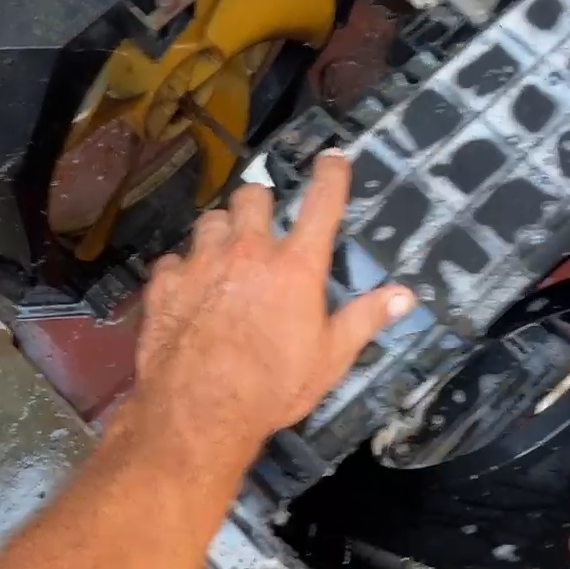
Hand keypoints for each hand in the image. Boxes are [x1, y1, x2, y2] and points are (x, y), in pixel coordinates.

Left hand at [125, 151, 415, 468]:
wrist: (198, 409)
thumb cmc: (272, 387)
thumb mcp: (328, 360)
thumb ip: (364, 320)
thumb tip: (404, 296)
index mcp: (295, 266)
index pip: (321, 203)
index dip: (331, 175)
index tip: (332, 159)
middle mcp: (247, 251)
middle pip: (253, 197)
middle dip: (259, 203)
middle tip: (262, 223)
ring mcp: (201, 263)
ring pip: (210, 221)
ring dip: (220, 231)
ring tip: (223, 254)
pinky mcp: (165, 284)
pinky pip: (173, 260)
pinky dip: (182, 270)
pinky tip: (186, 289)